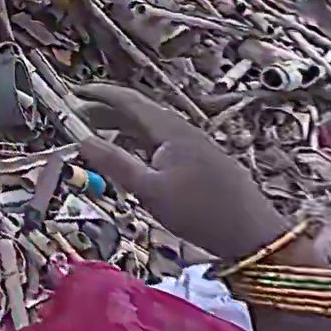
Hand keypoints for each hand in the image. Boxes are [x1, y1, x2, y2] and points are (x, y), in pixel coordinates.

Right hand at [74, 83, 288, 261]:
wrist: (256, 238)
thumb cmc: (200, 212)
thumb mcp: (150, 190)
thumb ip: (115, 163)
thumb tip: (83, 140)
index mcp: (169, 129)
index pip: (128, 100)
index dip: (99, 94)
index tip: (74, 92)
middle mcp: (182, 129)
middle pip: (138, 110)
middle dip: (106, 110)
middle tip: (77, 115)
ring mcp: (194, 144)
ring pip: (149, 126)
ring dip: (120, 126)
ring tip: (96, 134)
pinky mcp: (201, 160)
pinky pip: (160, 140)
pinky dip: (137, 140)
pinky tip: (130, 155)